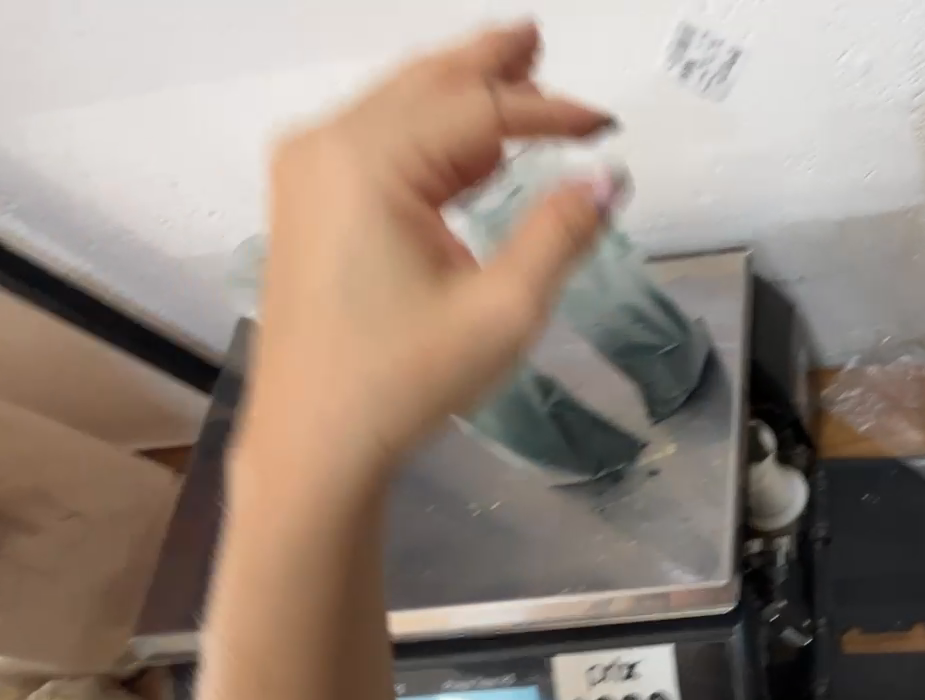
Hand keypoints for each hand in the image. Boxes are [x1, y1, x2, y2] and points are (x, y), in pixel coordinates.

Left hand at [242, 22, 620, 479]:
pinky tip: (473, 140)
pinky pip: (383, 142)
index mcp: (372, 164)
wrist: (320, 432)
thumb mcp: (505, 309)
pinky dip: (437, 132)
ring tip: (517, 74)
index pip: (478, 112)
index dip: (550, 112)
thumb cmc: (412, 375)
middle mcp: (328, 146)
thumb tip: (608, 182)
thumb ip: (559, 236)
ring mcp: (312, 171)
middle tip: (538, 36)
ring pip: (401, 108)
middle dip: (490, 64)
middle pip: (425, 84)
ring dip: (463, 93)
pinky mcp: (314, 201)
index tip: (609, 126)